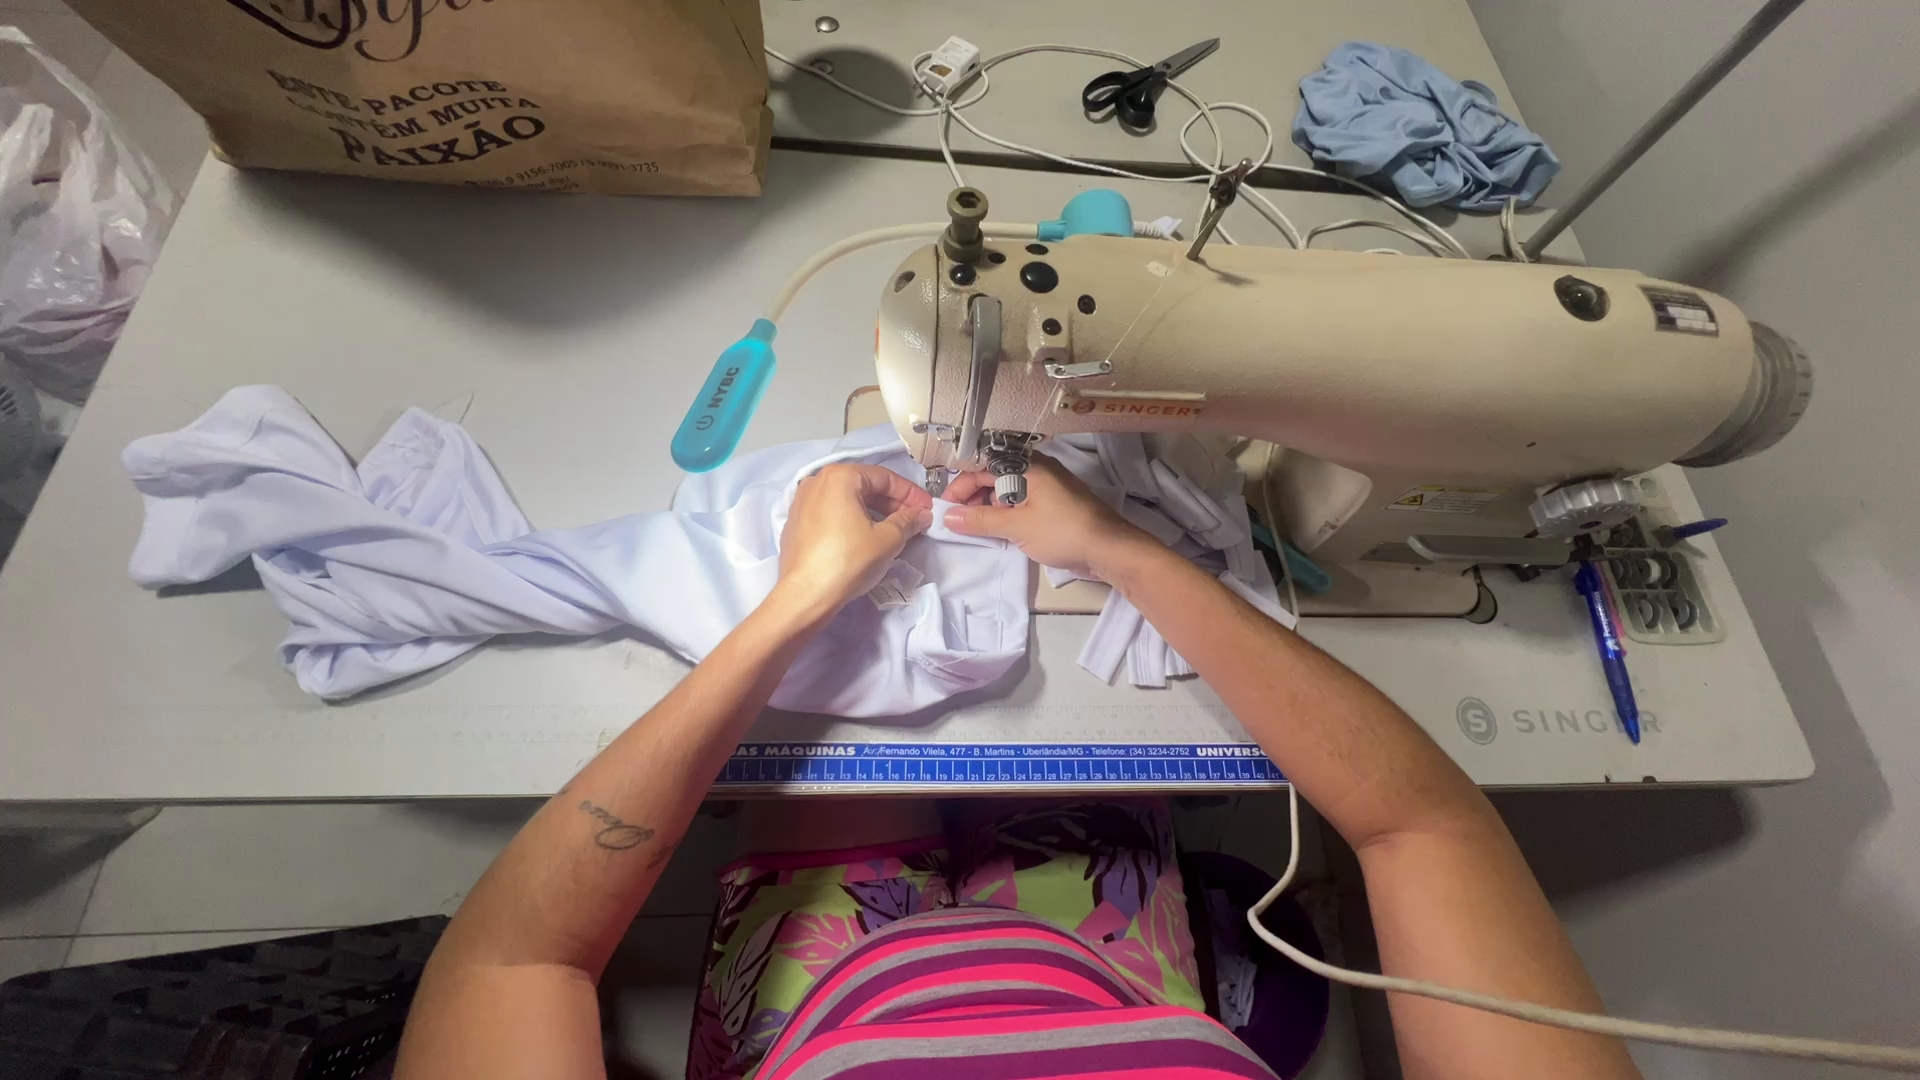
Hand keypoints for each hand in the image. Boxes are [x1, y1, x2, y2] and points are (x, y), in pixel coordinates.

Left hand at [774, 464, 932, 618]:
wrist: (805, 595)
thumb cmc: (847, 560)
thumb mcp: (888, 539)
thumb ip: (908, 521)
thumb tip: (921, 515)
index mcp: (839, 477)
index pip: (884, 477)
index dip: (910, 493)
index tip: (927, 508)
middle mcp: (816, 482)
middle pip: (864, 486)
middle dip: (892, 503)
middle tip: (913, 520)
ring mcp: (802, 502)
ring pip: (847, 500)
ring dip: (874, 512)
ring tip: (894, 530)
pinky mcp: (796, 523)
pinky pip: (831, 513)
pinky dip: (852, 520)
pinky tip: (866, 538)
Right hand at [943, 453, 1150, 579]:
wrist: (1110, 550)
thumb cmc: (1064, 531)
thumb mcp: (1017, 527)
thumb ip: (981, 520)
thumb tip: (949, 517)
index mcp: (1028, 466)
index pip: (983, 468)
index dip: (961, 487)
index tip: (946, 509)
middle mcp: (1037, 471)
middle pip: (994, 478)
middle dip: (973, 499)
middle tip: (958, 522)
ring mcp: (1047, 489)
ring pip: (1007, 493)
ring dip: (989, 509)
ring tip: (975, 529)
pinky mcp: (1054, 506)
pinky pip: (1021, 505)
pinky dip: (1006, 516)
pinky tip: (998, 532)